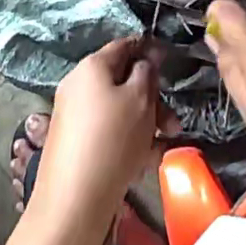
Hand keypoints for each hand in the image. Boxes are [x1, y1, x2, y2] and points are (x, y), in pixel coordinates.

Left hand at [34, 36, 177, 228]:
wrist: (74, 198)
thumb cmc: (113, 139)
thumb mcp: (141, 100)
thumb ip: (147, 73)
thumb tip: (146, 58)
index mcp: (91, 66)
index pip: (125, 46)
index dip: (150, 52)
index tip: (171, 65)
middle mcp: (77, 84)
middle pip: (123, 81)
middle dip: (152, 100)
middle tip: (172, 124)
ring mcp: (73, 113)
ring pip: (118, 108)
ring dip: (144, 123)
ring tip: (160, 147)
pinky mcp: (73, 141)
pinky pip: (107, 130)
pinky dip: (126, 140)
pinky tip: (141, 162)